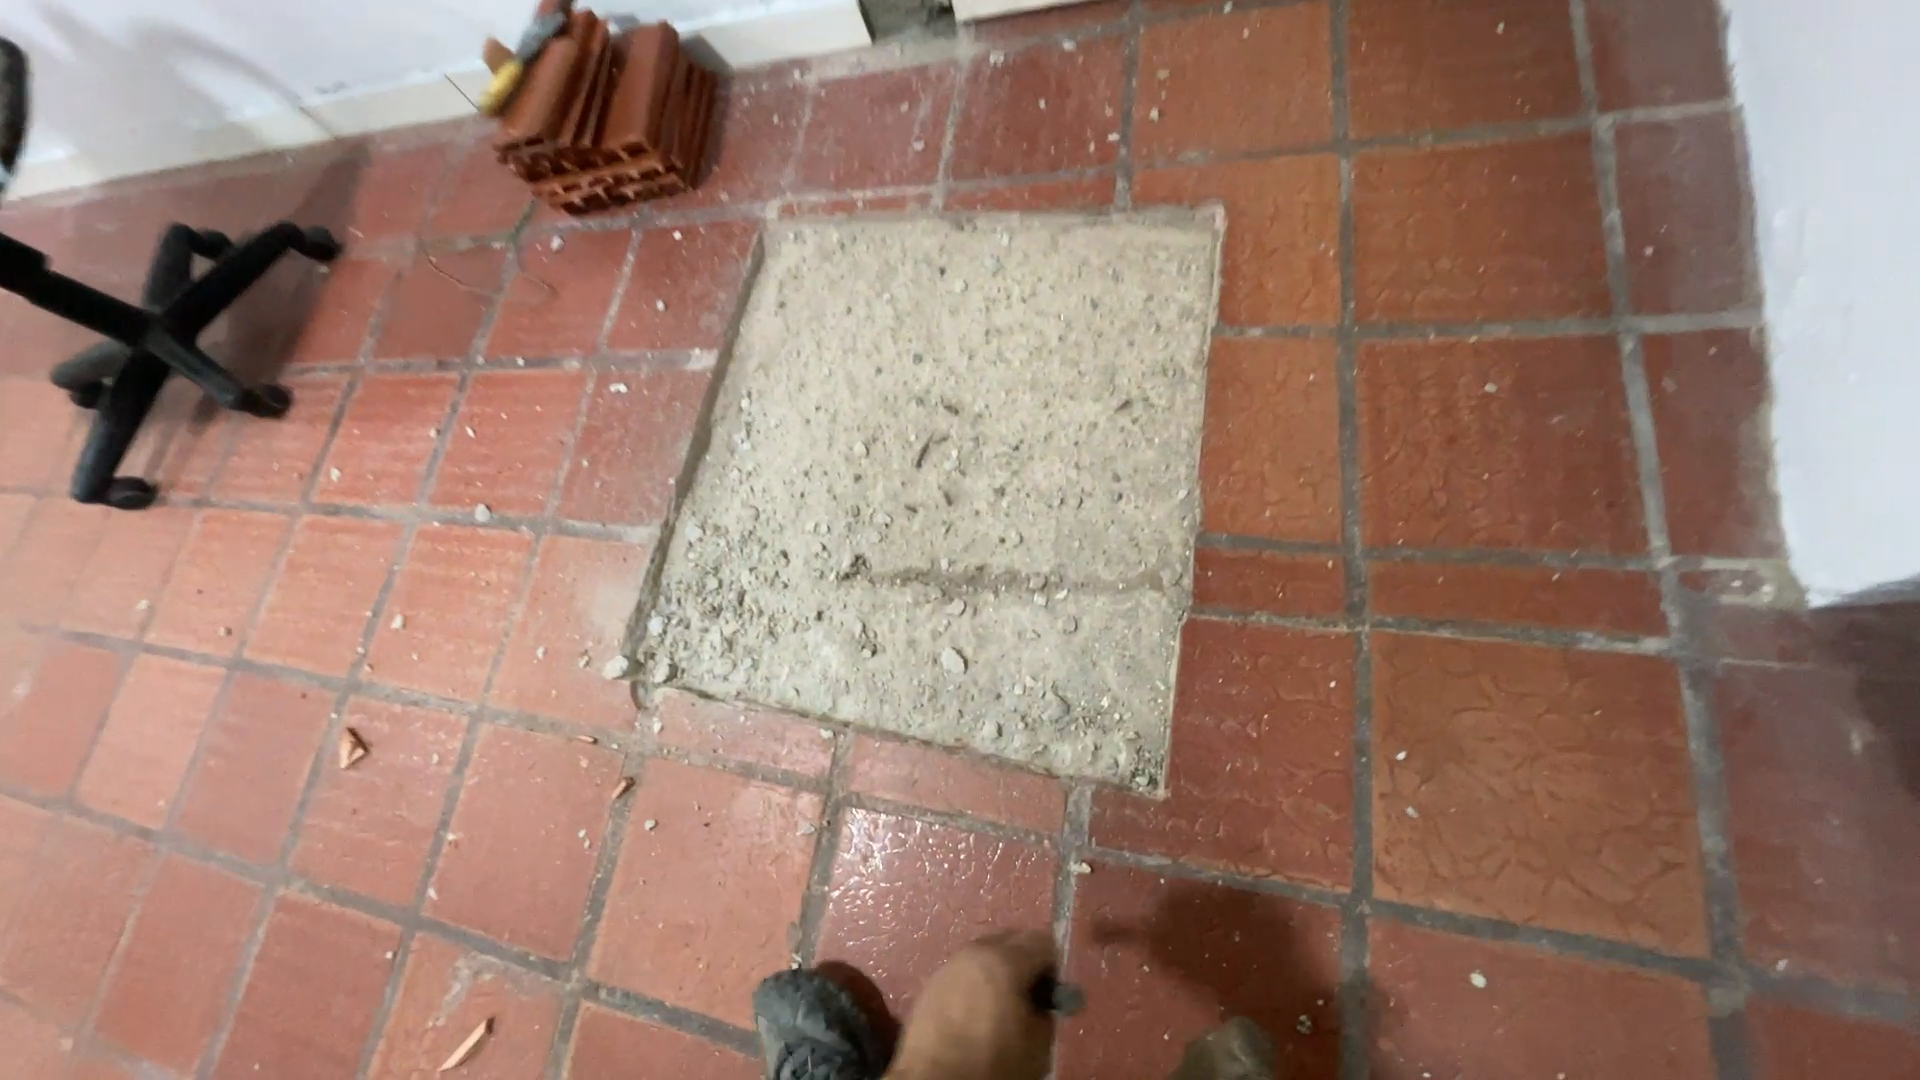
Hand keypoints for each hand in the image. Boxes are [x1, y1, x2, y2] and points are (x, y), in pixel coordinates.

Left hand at [885, 930, 1059, 1079]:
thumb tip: (1044, 1003)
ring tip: (1002, 1007)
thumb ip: (1047, 1013)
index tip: (1053, 995)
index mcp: (1004, 960)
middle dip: (1027, 962)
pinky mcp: (933, 981)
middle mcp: (976, 951)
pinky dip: (977, 982)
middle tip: (1031, 998)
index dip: (1054, 967)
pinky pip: (965, 970)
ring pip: (986, 953)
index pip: (1042, 941)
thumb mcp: (1037, 1046)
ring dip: (1000, 970)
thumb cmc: (992, 1064)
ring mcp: (951, 964)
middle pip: (1012, 940)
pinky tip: (977, 1013)